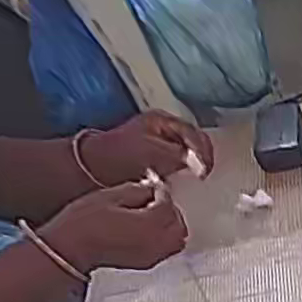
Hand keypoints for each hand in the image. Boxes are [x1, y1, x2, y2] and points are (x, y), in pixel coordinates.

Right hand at [41, 181, 187, 272]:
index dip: (163, 194)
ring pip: (178, 240)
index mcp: (148, 224)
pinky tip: (153, 230)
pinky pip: (169, 250)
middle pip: (178, 225)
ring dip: (173, 226)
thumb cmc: (85, 222)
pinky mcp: (149, 263)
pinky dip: (168, 238)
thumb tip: (151, 189)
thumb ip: (137, 191)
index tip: (157, 187)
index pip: (168, 206)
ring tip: (158, 214)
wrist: (73, 248)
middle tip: (160, 200)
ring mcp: (154, 255)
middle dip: (172, 210)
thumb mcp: (110, 196)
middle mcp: (156, 243)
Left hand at [79, 110, 214, 184]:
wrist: (99, 168)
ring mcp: (167, 144)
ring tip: (195, 179)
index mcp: (164, 121)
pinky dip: (190, 172)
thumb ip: (179, 154)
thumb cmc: (121, 156)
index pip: (196, 135)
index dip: (203, 153)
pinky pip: (186, 164)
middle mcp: (168, 130)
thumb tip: (200, 162)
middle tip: (201, 176)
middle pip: (198, 143)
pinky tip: (187, 181)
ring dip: (197, 166)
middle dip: (203, 159)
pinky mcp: (165, 160)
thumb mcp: (153, 151)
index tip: (202, 172)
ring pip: (194, 154)